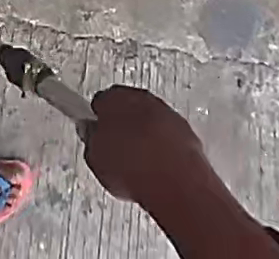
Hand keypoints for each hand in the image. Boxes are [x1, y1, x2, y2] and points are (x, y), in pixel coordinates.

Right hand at [83, 86, 214, 204]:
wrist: (174, 183)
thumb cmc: (134, 165)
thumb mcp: (96, 158)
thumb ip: (91, 141)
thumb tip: (91, 138)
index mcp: (114, 96)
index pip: (101, 101)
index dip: (98, 120)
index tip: (97, 133)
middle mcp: (141, 98)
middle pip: (128, 107)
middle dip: (124, 125)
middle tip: (118, 151)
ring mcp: (166, 114)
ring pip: (151, 121)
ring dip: (147, 136)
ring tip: (140, 166)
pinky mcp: (187, 133)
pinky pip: (171, 137)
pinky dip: (166, 149)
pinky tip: (160, 171)